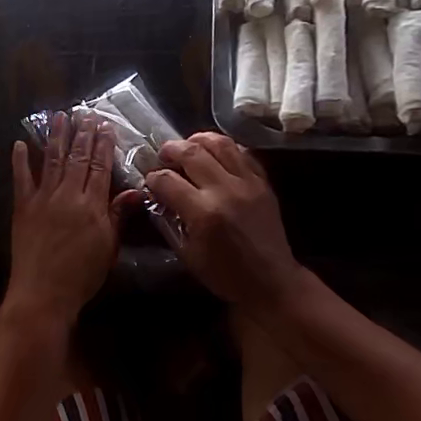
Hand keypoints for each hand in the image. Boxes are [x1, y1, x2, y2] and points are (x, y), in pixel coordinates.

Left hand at [7, 112, 141, 328]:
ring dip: (56, 137)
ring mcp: (43, 199)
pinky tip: (19, 143)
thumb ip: (118, 216)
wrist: (43, 294)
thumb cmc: (82, 276)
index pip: (101, 167)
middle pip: (78, 158)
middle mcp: (68, 195)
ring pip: (52, 160)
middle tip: (86, 114)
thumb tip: (135, 191)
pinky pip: (21, 179)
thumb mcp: (109, 248)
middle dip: (83, 135)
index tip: (106, 126)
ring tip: (60, 116)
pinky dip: (20, 160)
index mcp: (92, 205)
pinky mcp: (23, 208)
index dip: (104, 145)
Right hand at [146, 133, 314, 308]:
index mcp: (203, 213)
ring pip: (220, 143)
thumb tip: (157, 197)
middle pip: (192, 152)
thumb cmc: (225, 275)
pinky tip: (216, 154)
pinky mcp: (263, 182)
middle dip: (171, 149)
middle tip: (163, 154)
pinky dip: (226, 148)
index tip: (150, 180)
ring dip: (199, 139)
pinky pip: (243, 153)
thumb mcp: (187, 254)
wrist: (271, 281)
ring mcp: (248, 183)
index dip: (153, 178)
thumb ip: (170, 221)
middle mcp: (225, 190)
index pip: (168, 180)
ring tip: (188, 145)